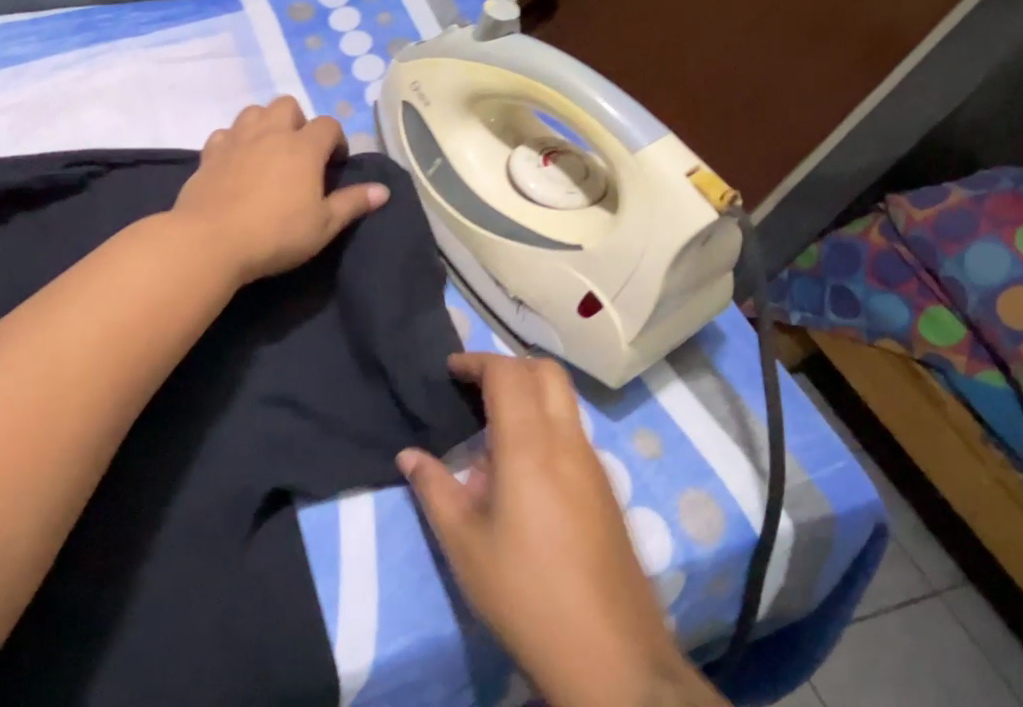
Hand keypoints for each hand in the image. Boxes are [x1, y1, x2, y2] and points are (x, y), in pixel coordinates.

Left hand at [172, 96, 389, 283]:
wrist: (211, 241)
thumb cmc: (275, 235)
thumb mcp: (323, 226)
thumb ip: (352, 204)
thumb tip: (383, 190)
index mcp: (303, 148)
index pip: (328, 125)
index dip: (336, 140)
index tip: (334, 165)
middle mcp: (269, 133)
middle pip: (287, 105)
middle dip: (298, 122)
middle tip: (299, 154)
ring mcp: (236, 140)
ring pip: (253, 111)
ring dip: (264, 124)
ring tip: (268, 152)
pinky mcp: (209, 154)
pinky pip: (224, 133)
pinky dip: (233, 141)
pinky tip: (236, 162)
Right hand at [398, 354, 716, 706]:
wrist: (612, 660)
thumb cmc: (525, 595)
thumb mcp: (464, 543)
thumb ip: (435, 489)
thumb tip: (409, 456)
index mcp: (531, 449)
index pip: (509, 374)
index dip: (477, 362)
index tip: (449, 371)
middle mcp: (570, 446)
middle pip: (547, 374)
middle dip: (508, 368)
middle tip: (472, 389)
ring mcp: (596, 470)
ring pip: (565, 404)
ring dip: (529, 398)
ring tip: (488, 433)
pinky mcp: (608, 496)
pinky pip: (573, 437)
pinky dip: (544, 427)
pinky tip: (518, 474)